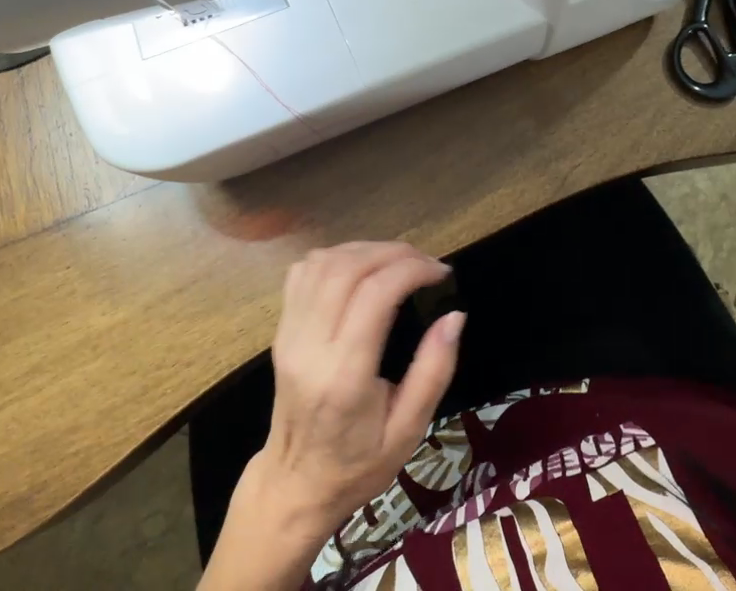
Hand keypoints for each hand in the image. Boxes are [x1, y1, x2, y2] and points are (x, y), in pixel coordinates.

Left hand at [203, 243, 463, 590]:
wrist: (294, 485)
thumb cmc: (358, 464)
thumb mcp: (409, 430)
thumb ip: (434, 371)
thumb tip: (454, 316)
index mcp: (345, 375)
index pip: (374, 294)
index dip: (412, 269)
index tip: (441, 273)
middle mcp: (310, 347)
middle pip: (348, 268)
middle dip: (394, 252)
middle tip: (426, 264)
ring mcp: (289, 336)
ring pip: (323, 263)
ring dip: (366, 250)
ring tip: (399, 262)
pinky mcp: (281, 332)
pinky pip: (303, 274)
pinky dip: (336, 257)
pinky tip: (362, 269)